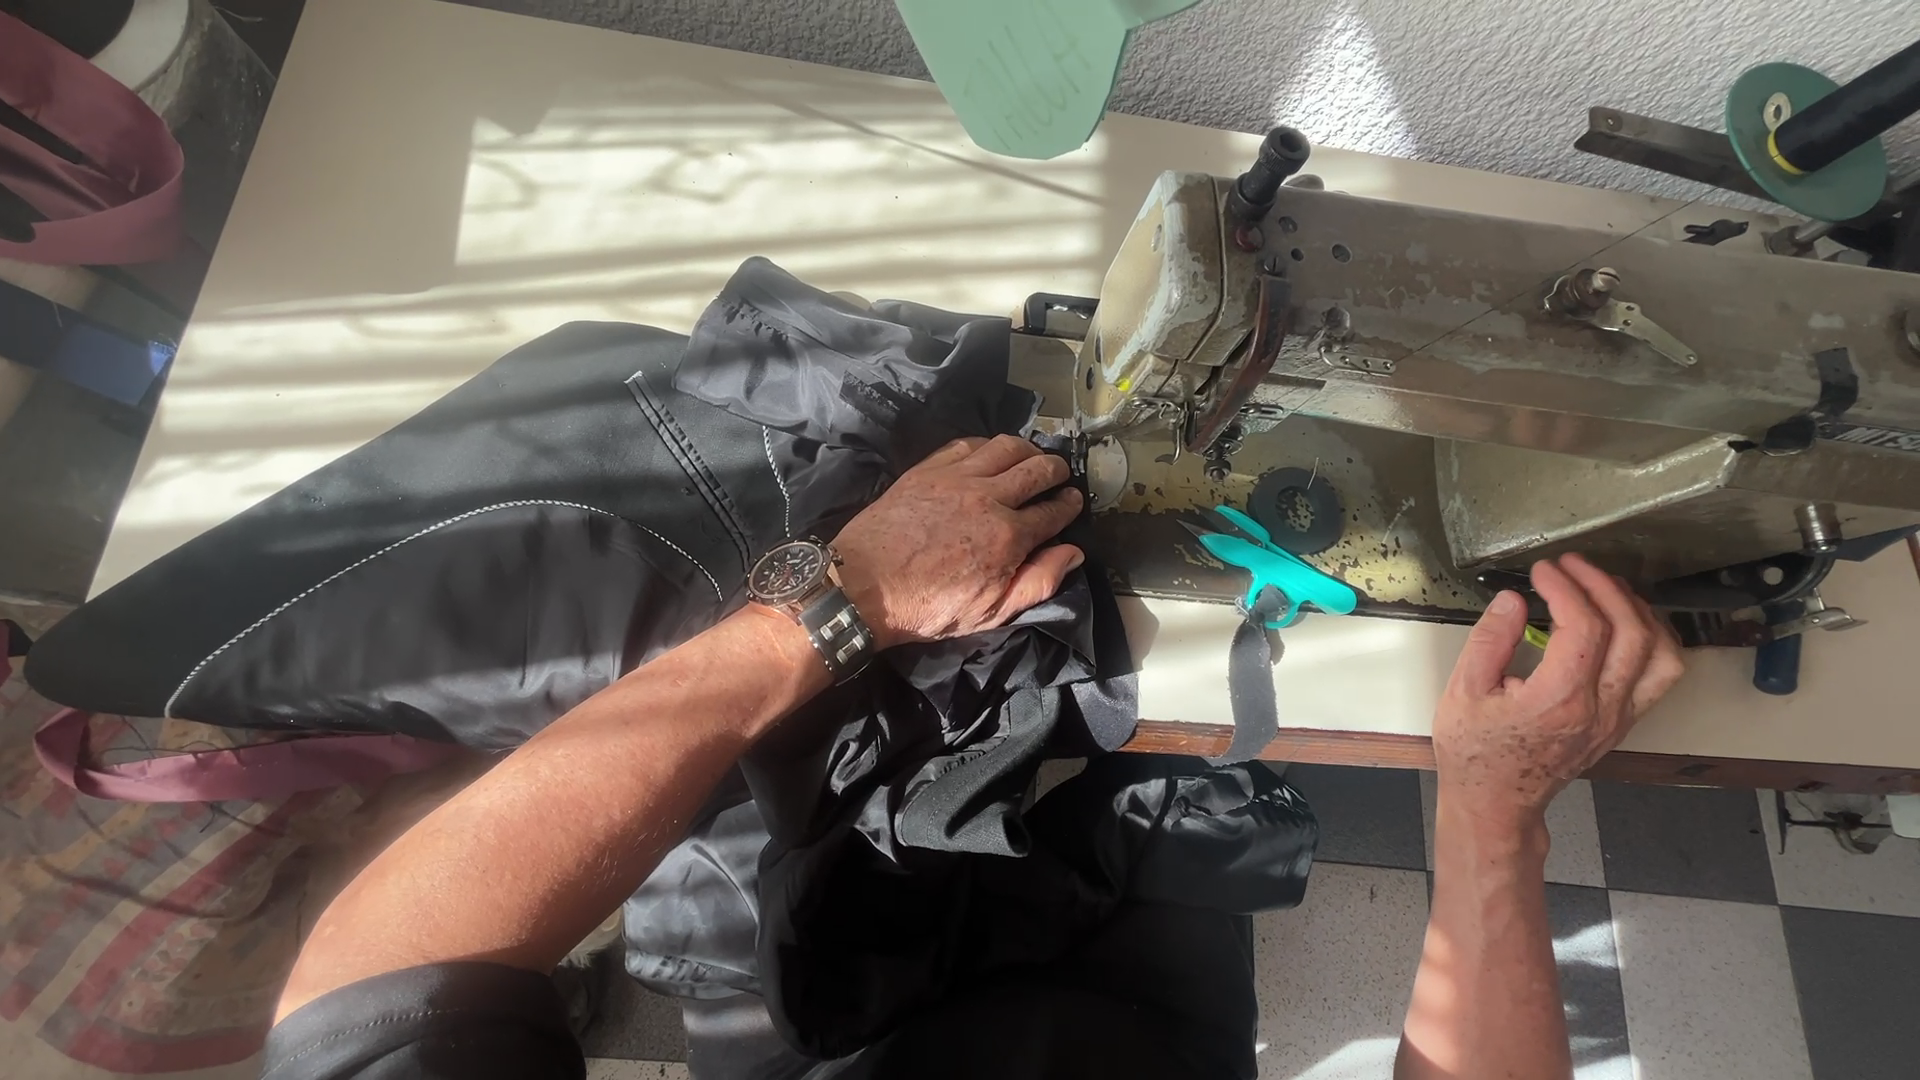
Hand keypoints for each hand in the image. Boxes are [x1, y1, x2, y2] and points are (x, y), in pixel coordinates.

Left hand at [833, 435, 1084, 648]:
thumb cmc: (928, 607)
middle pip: (1037, 469)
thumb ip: (1038, 582)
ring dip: (1027, 448)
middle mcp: (989, 497)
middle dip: (1056, 470)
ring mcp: (957, 477)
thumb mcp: (991, 613)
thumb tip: (1072, 552)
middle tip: (1059, 474)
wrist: (863, 586)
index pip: (1053, 511)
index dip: (1069, 505)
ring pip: (1006, 446)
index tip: (1073, 501)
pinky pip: (967, 443)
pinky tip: (989, 453)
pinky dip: (987, 444)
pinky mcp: (928, 469)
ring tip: (1031, 456)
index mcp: (1009, 536)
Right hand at [1434, 553, 1685, 833]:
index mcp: (1558, 699)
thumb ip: (1489, 641)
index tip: (1541, 570)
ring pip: (1661, 653)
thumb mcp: (1462, 691)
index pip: (1583, 627)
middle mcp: (1601, 708)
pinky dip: (1653, 638)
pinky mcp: (1624, 721)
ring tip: (1605, 586)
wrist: (1496, 799)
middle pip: (1630, 633)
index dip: (1566, 588)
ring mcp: (1620, 716)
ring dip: (1638, 610)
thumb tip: (1512, 600)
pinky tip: (1628, 621)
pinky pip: (1662, 674)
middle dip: (1603, 588)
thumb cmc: (1473, 749)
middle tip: (1571, 566)